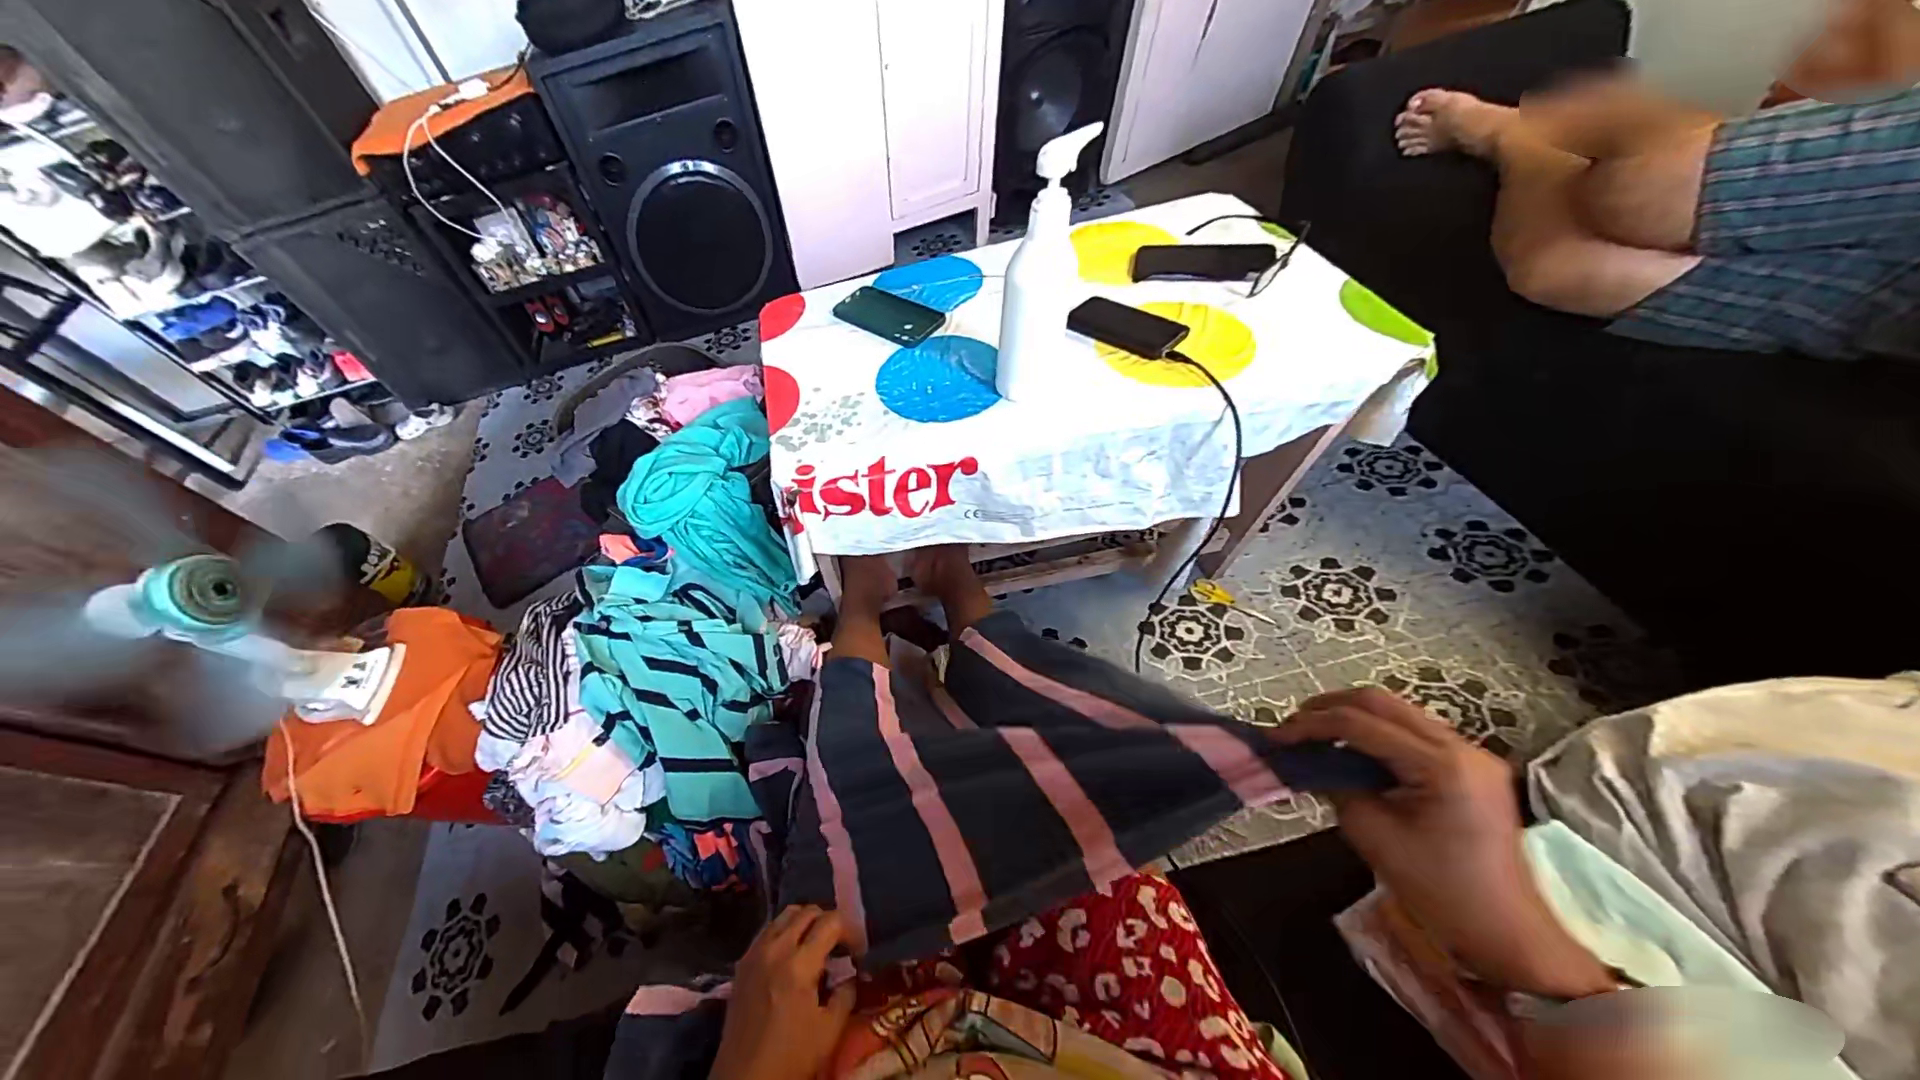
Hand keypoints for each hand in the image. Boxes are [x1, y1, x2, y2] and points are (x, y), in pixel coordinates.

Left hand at [710, 906, 856, 1079]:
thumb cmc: (791, 1058)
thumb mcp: (830, 1030)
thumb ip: (846, 992)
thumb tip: (851, 972)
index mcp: (799, 964)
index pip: (831, 921)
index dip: (850, 930)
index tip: (857, 951)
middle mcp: (775, 949)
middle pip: (808, 911)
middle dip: (828, 922)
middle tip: (839, 946)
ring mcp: (754, 953)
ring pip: (785, 915)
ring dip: (805, 923)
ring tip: (815, 947)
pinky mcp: (742, 964)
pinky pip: (767, 931)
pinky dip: (784, 932)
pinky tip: (791, 957)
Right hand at [1273, 688, 1615, 998]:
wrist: (1508, 932)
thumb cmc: (1438, 889)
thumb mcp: (1371, 833)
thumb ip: (1336, 783)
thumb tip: (1309, 759)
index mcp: (1441, 764)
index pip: (1359, 724)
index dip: (1310, 725)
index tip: (1275, 737)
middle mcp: (1462, 746)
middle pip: (1380, 701)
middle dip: (1328, 707)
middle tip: (1291, 725)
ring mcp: (1472, 753)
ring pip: (1397, 710)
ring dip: (1352, 715)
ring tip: (1315, 733)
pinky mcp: (1472, 766)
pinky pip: (1413, 731)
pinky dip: (1376, 731)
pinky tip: (1352, 748)